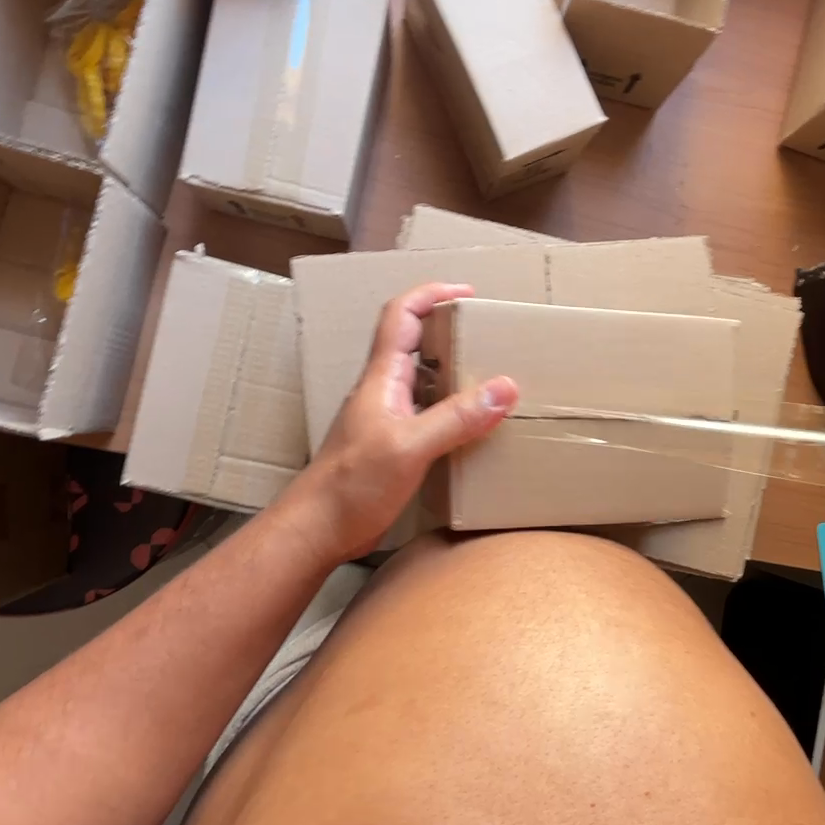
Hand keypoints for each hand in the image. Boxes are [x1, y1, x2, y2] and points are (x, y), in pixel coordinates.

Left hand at [281, 283, 518, 562]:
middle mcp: (384, 392)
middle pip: (416, 345)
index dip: (431, 295)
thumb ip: (456, 418)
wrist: (318, 530)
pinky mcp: (394, 448)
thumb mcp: (409, 447)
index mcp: (382, 379)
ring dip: (456, 375)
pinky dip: (454, 413)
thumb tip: (505, 388)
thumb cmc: (351, 485)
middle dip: (452, 333)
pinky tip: (475, 429)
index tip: (468, 294)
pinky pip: (429, 417)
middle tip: (492, 339)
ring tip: (493, 380)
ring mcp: (388, 420)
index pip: (401, 316)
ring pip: (425, 383)